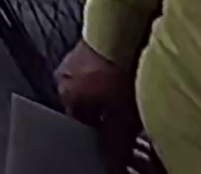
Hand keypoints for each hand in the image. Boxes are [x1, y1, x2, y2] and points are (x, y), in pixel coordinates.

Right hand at [56, 40, 140, 171]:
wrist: (118, 39)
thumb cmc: (116, 74)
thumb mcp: (123, 118)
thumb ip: (115, 141)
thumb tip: (109, 163)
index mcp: (65, 94)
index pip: (82, 126)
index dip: (103, 141)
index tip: (123, 152)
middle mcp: (63, 78)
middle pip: (88, 110)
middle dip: (109, 124)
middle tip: (135, 136)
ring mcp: (74, 64)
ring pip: (95, 95)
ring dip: (112, 107)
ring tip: (137, 115)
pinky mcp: (88, 55)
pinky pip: (98, 81)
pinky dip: (113, 91)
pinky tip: (131, 94)